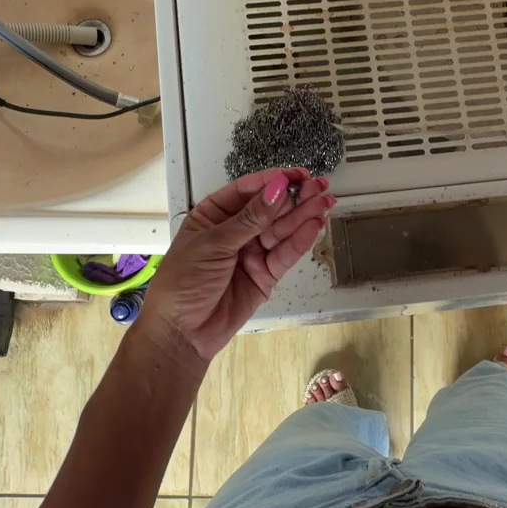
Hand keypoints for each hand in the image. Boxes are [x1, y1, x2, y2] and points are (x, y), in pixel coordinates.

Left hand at [134, 168, 336, 363]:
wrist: (182, 332)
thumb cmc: (184, 282)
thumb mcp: (213, 244)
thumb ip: (250, 218)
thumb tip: (277, 189)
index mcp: (213, 215)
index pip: (247, 191)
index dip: (273, 181)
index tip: (297, 175)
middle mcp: (235, 231)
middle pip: (269, 209)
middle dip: (295, 197)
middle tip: (320, 187)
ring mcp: (251, 253)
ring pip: (282, 230)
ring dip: (304, 216)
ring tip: (325, 202)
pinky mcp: (265, 275)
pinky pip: (285, 254)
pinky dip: (301, 240)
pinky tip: (315, 225)